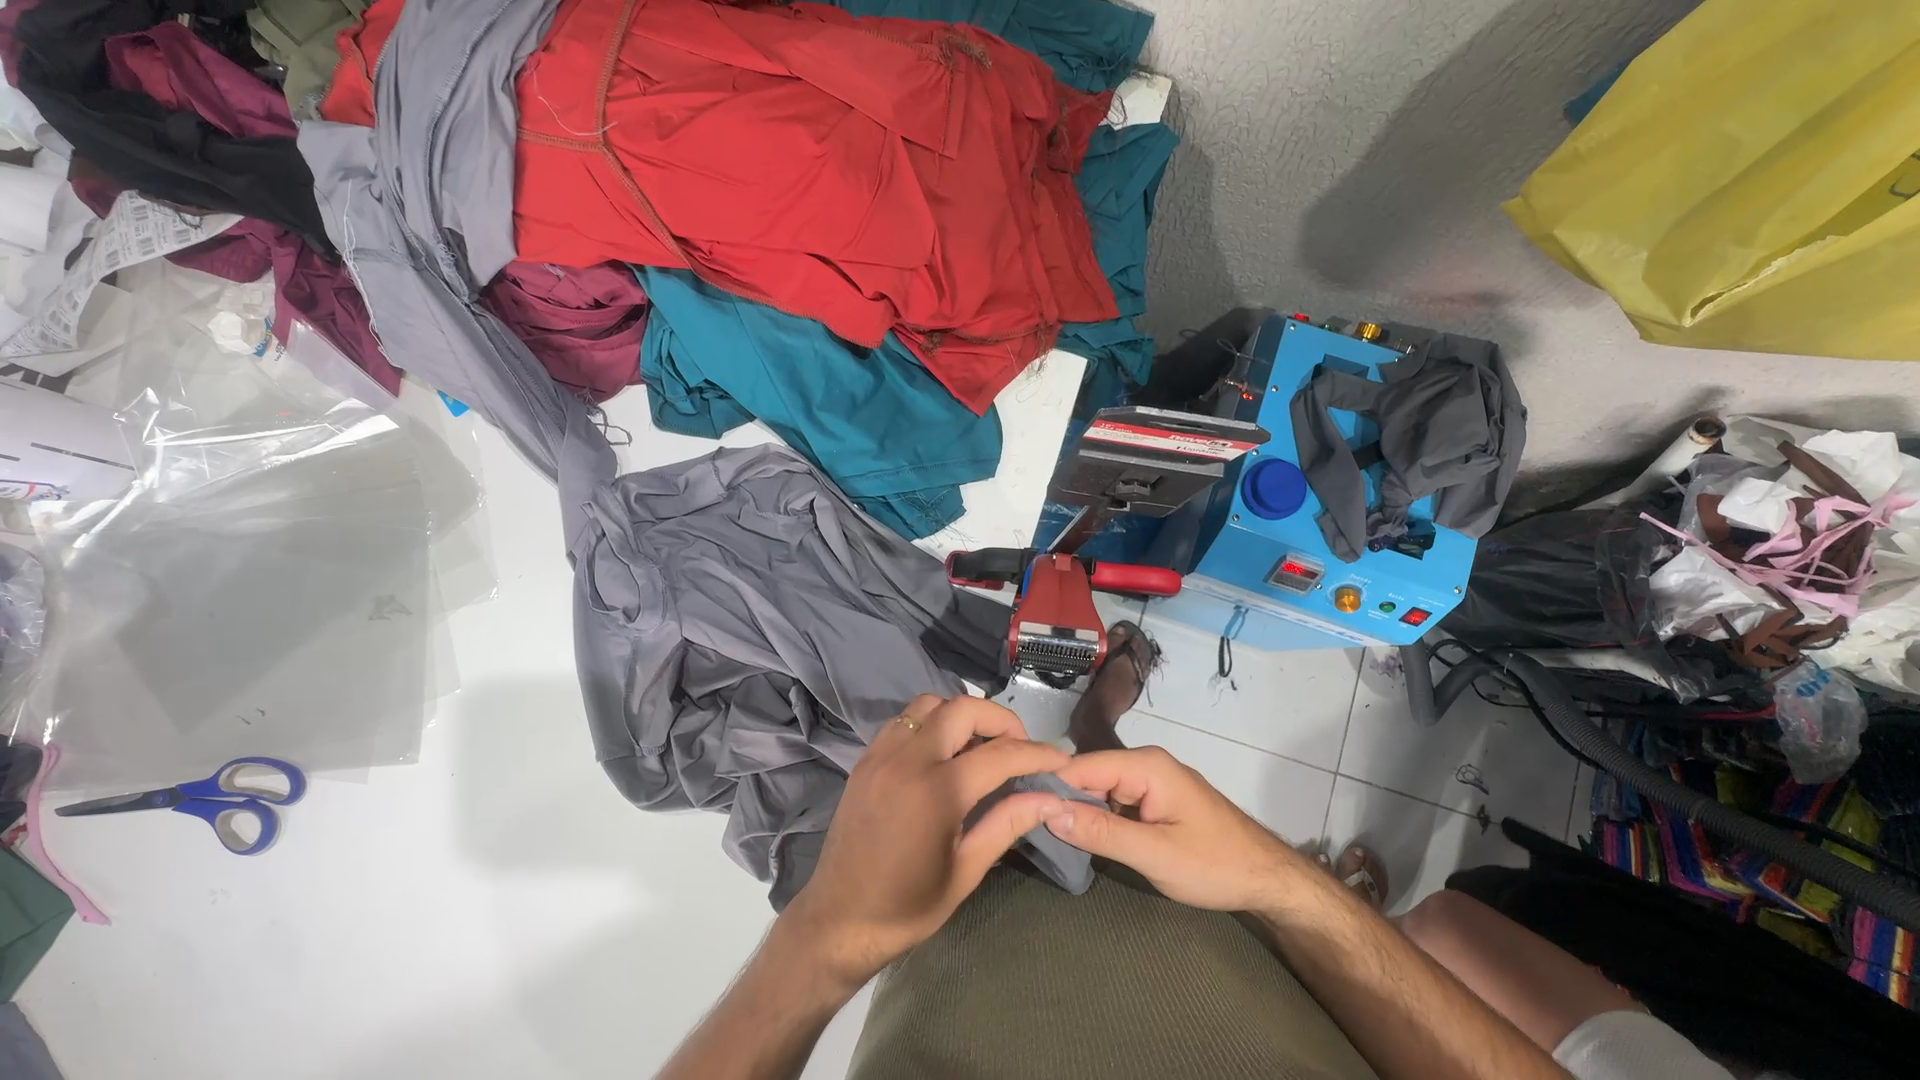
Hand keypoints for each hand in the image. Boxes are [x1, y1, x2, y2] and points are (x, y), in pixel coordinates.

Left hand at [777, 695, 1070, 986]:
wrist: (838, 921)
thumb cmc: (907, 906)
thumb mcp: (966, 871)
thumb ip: (1008, 824)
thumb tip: (1051, 798)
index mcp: (937, 791)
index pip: (1001, 754)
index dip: (1038, 753)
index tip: (1061, 759)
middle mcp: (907, 760)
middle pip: (963, 709)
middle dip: (1000, 720)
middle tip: (1019, 749)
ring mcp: (881, 755)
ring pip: (928, 706)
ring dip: (961, 715)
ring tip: (979, 748)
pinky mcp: (865, 761)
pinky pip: (903, 722)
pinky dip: (930, 724)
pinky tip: (942, 755)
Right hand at [1045, 746, 1299, 911]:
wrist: (1268, 879)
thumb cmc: (1215, 865)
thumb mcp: (1154, 854)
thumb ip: (1101, 832)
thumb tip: (1047, 811)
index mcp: (1145, 765)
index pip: (1080, 766)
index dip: (1047, 788)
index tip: (1017, 813)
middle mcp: (1145, 764)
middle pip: (1086, 776)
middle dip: (1059, 801)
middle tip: (1026, 830)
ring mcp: (1150, 782)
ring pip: (1097, 790)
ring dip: (1076, 812)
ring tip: (1043, 836)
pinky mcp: (1154, 800)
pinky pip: (1113, 802)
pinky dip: (1096, 819)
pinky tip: (1079, 839)